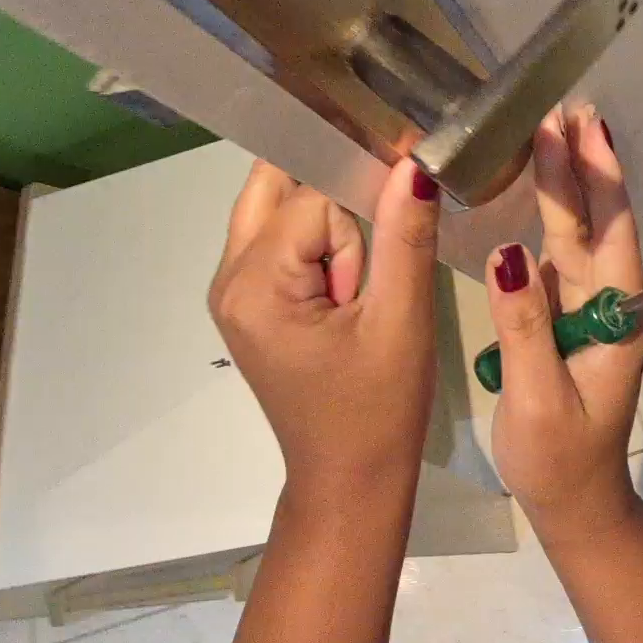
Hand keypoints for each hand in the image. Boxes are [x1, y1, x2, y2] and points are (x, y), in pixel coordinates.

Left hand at [209, 156, 442, 492]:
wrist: (349, 481)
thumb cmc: (379, 408)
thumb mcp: (401, 319)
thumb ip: (405, 234)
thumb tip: (413, 162)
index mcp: (257, 285)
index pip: (313, 197)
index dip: (362, 206)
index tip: (398, 230)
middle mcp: (229, 279)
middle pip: (275, 186)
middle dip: (332, 194)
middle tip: (376, 239)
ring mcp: (233, 291)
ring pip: (279, 208)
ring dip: (327, 224)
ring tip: (360, 285)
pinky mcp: (251, 302)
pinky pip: (281, 239)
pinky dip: (319, 244)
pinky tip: (348, 287)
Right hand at [486, 104, 642, 541]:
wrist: (573, 503)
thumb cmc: (560, 460)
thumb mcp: (538, 398)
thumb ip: (524, 325)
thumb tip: (507, 253)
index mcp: (617, 320)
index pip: (613, 236)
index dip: (600, 180)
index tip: (584, 130)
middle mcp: (608, 304)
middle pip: (595, 224)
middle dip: (580, 167)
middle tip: (562, 112)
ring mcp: (586, 308)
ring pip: (575, 235)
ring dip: (564, 185)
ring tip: (548, 134)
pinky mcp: (564, 316)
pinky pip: (555, 256)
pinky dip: (543, 218)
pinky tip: (527, 193)